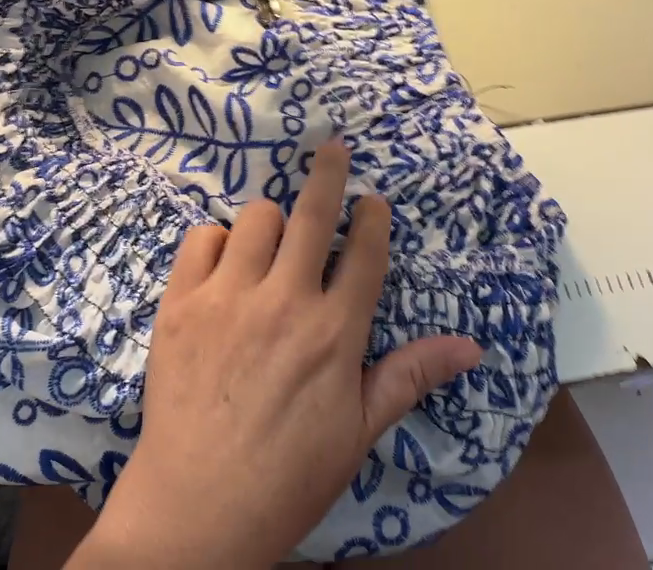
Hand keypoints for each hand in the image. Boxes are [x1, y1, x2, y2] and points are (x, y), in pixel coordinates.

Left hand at [70, 142, 483, 569]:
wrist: (198, 505)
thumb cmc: (288, 475)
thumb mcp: (358, 431)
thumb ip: (409, 376)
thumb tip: (471, 347)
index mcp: (335, 332)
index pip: (364, 253)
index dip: (372, 218)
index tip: (373, 200)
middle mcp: (284, 300)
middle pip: (312, 213)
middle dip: (329, 171)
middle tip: (334, 146)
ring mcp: (227, 297)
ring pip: (255, 218)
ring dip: (269, 222)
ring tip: (271, 243)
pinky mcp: (181, 303)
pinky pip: (201, 239)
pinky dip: (216, 242)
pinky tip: (223, 265)